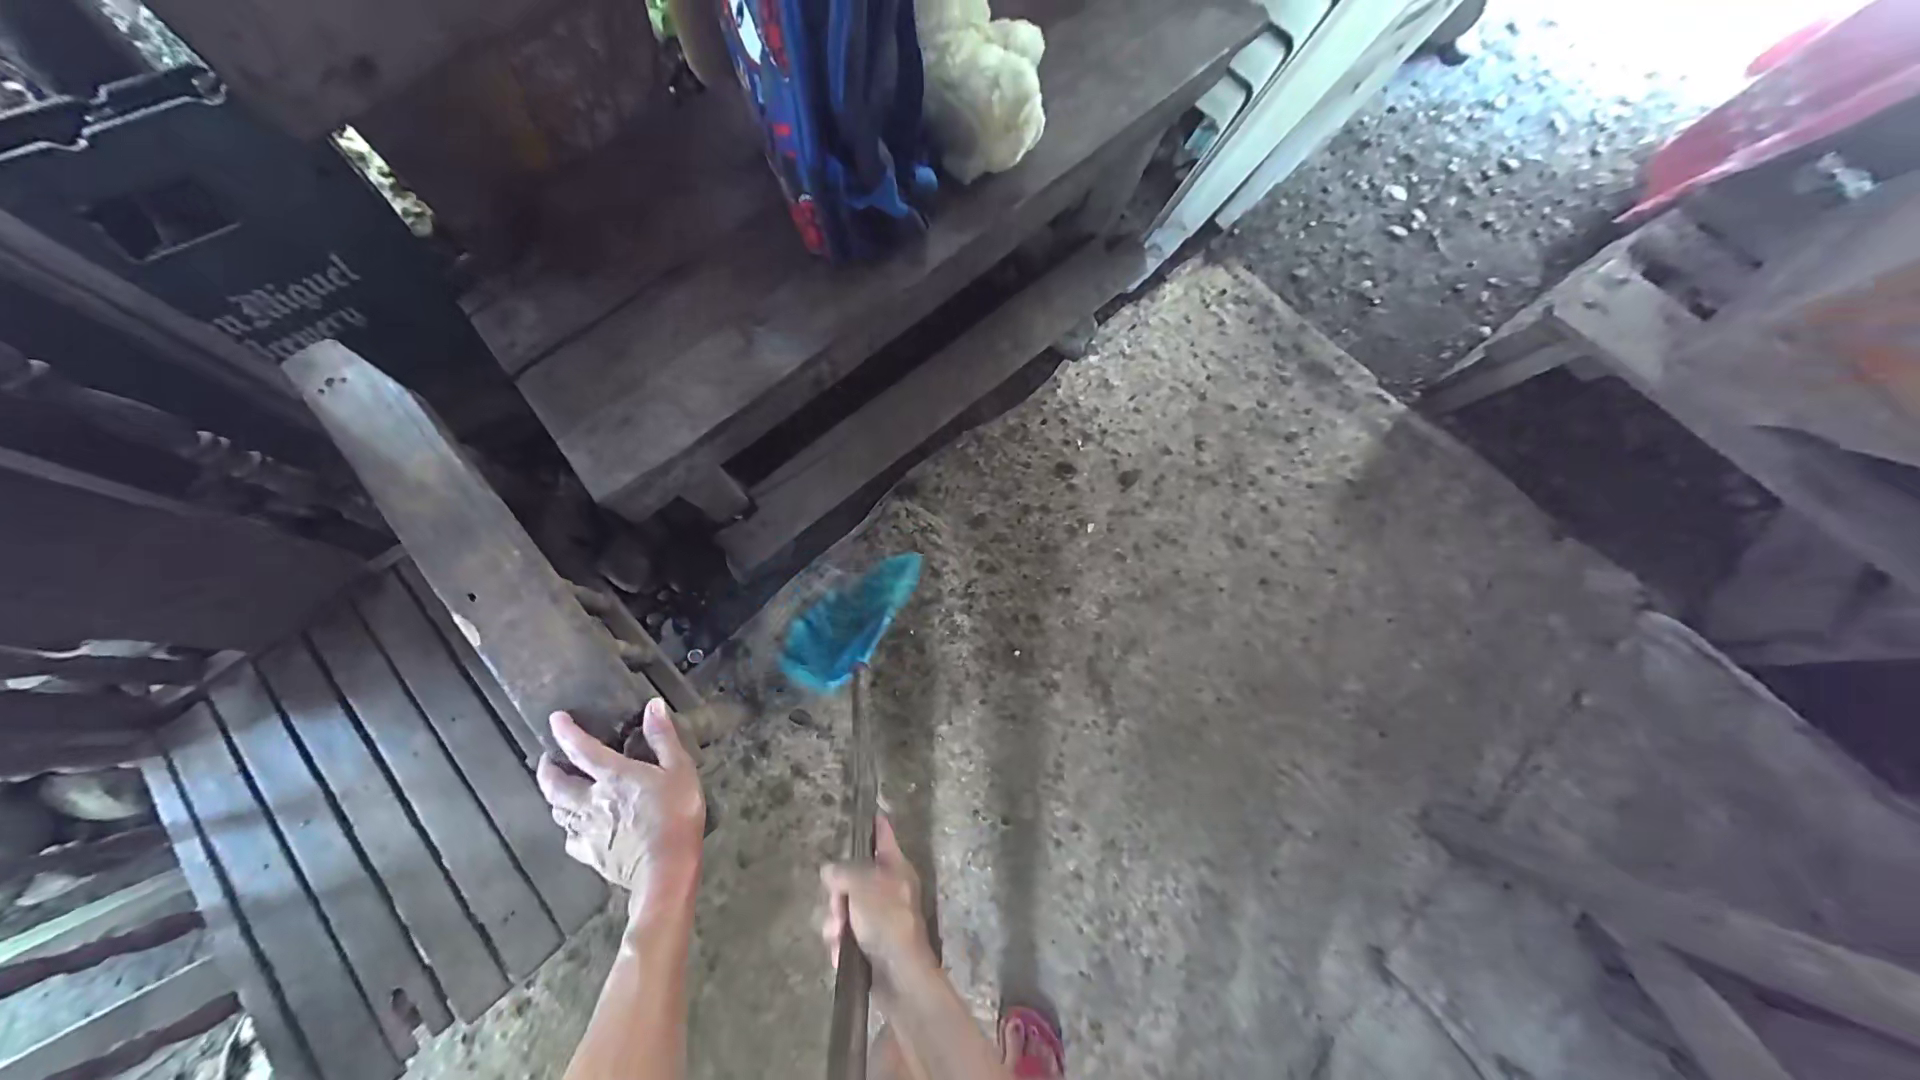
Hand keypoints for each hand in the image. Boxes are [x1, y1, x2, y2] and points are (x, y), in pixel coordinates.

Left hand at [537, 699, 704, 911]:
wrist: (666, 869)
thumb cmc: (677, 814)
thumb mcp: (680, 770)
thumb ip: (664, 738)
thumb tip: (652, 706)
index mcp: (613, 776)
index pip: (581, 749)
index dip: (566, 732)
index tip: (555, 719)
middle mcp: (591, 800)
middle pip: (555, 785)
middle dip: (546, 771)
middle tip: (547, 761)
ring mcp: (586, 830)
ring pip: (558, 811)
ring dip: (554, 797)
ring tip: (559, 790)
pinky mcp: (589, 855)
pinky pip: (570, 838)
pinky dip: (569, 828)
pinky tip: (576, 829)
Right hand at [821, 816, 934, 982]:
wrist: (899, 975)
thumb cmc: (887, 919)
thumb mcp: (862, 885)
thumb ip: (843, 872)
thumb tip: (830, 872)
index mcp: (896, 867)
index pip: (884, 836)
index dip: (875, 823)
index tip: (869, 810)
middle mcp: (888, 888)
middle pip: (853, 877)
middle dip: (837, 894)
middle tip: (837, 906)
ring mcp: (878, 917)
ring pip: (844, 908)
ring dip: (835, 922)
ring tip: (837, 935)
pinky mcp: (869, 944)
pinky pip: (845, 935)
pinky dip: (839, 943)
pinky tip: (839, 954)